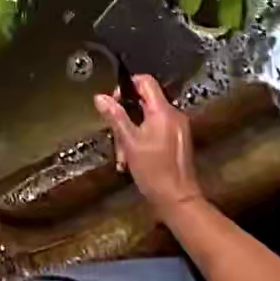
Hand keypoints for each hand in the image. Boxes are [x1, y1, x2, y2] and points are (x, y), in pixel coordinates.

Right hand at [94, 75, 204, 217]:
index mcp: (163, 110)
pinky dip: (145, 138)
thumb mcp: (129, 142)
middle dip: (127, 116)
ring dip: (134, 131)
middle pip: (146, 101)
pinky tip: (134, 158)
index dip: (128, 86)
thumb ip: (116, 117)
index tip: (114, 102)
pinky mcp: (179, 139)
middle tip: (116, 137)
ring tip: (124, 154)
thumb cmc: (152, 170)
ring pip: (150, 117)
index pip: (146, 81)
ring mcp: (178, 126)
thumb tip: (100, 97)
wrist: (177, 199)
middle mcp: (174, 113)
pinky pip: (159, 129)